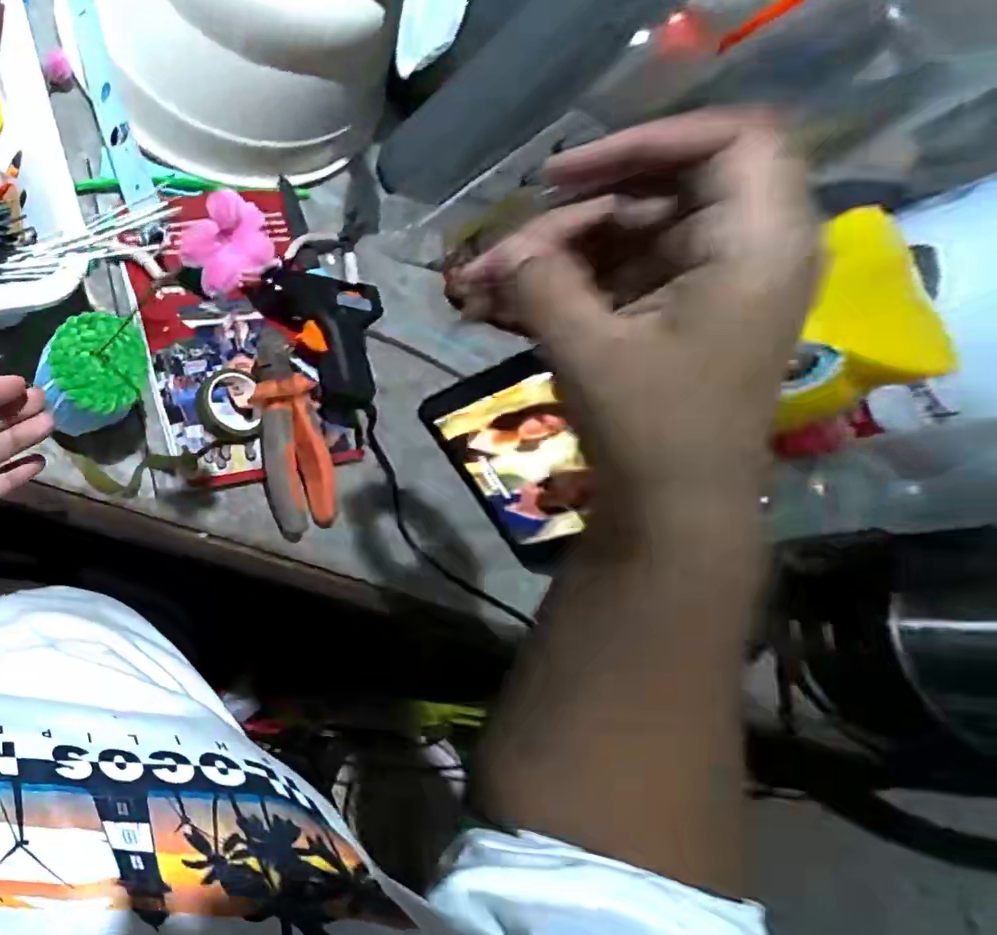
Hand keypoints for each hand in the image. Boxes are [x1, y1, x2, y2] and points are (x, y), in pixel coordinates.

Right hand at [448, 110, 817, 529]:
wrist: (672, 499)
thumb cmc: (648, 424)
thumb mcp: (587, 349)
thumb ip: (543, 287)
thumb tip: (504, 254)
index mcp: (752, 242)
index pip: (722, 144)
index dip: (637, 145)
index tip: (550, 179)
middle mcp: (736, 249)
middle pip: (648, 198)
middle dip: (558, 228)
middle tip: (486, 268)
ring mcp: (699, 284)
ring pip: (617, 241)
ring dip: (542, 262)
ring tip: (474, 294)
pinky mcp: (666, 315)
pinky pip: (607, 280)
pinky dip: (554, 289)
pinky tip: (495, 309)